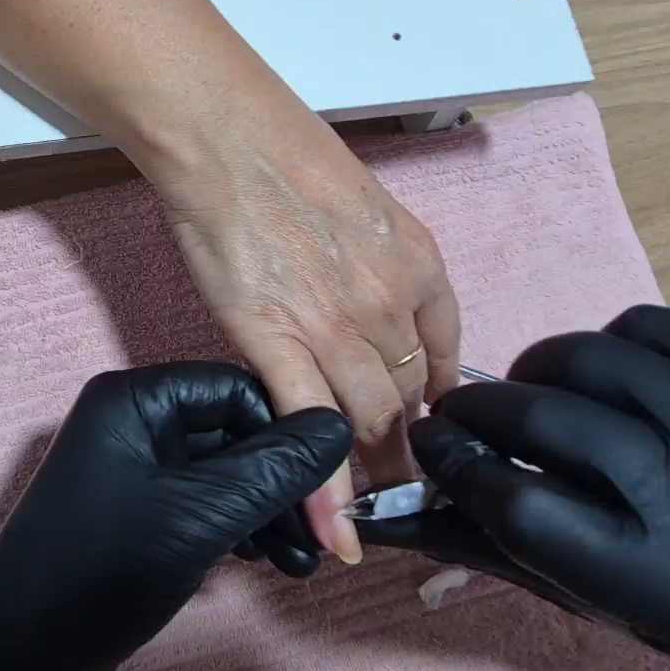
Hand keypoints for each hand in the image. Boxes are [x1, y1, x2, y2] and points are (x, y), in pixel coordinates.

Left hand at [0, 363, 351, 670]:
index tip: (326, 486)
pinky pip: (204, 499)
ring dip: (266, 511)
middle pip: (232, 431)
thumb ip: (272, 469)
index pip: (234, 389)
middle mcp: (135, 418)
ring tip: (301, 562)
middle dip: (279, 484)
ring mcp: (137, 464)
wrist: (24, 654)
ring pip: (223, 471)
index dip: (285, 431)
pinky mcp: (142, 507)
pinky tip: (267, 561)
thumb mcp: (199, 515)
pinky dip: (238, 526)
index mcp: (136, 397)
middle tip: (321, 539)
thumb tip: (338, 425)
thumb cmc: (106, 566)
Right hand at [164, 118, 461, 564]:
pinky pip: (308, 425)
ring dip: (373, 470)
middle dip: (408, 449)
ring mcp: (335, 326)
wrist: (227, 138)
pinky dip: (324, 486)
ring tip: (372, 507)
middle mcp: (390, 303)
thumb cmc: (285, 154)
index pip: (442, 361)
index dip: (435, 408)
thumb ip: (382, 261)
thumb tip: (372, 301)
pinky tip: (335, 532)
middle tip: (401, 486)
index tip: (426, 433)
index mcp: (419, 265)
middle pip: (408, 400)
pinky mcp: (275, 340)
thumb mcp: (363, 203)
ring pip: (368, 420)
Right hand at [359, 307, 669, 670]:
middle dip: (486, 409)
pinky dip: (613, 344)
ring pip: (596, 357)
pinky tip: (618, 381)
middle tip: (465, 410)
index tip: (429, 441)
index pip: (520, 506)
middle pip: (554, 423)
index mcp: (663, 579)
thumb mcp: (578, 592)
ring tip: (543, 393)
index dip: (460, 465)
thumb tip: (380, 507)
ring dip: (544, 371)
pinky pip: (651, 324)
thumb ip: (482, 541)